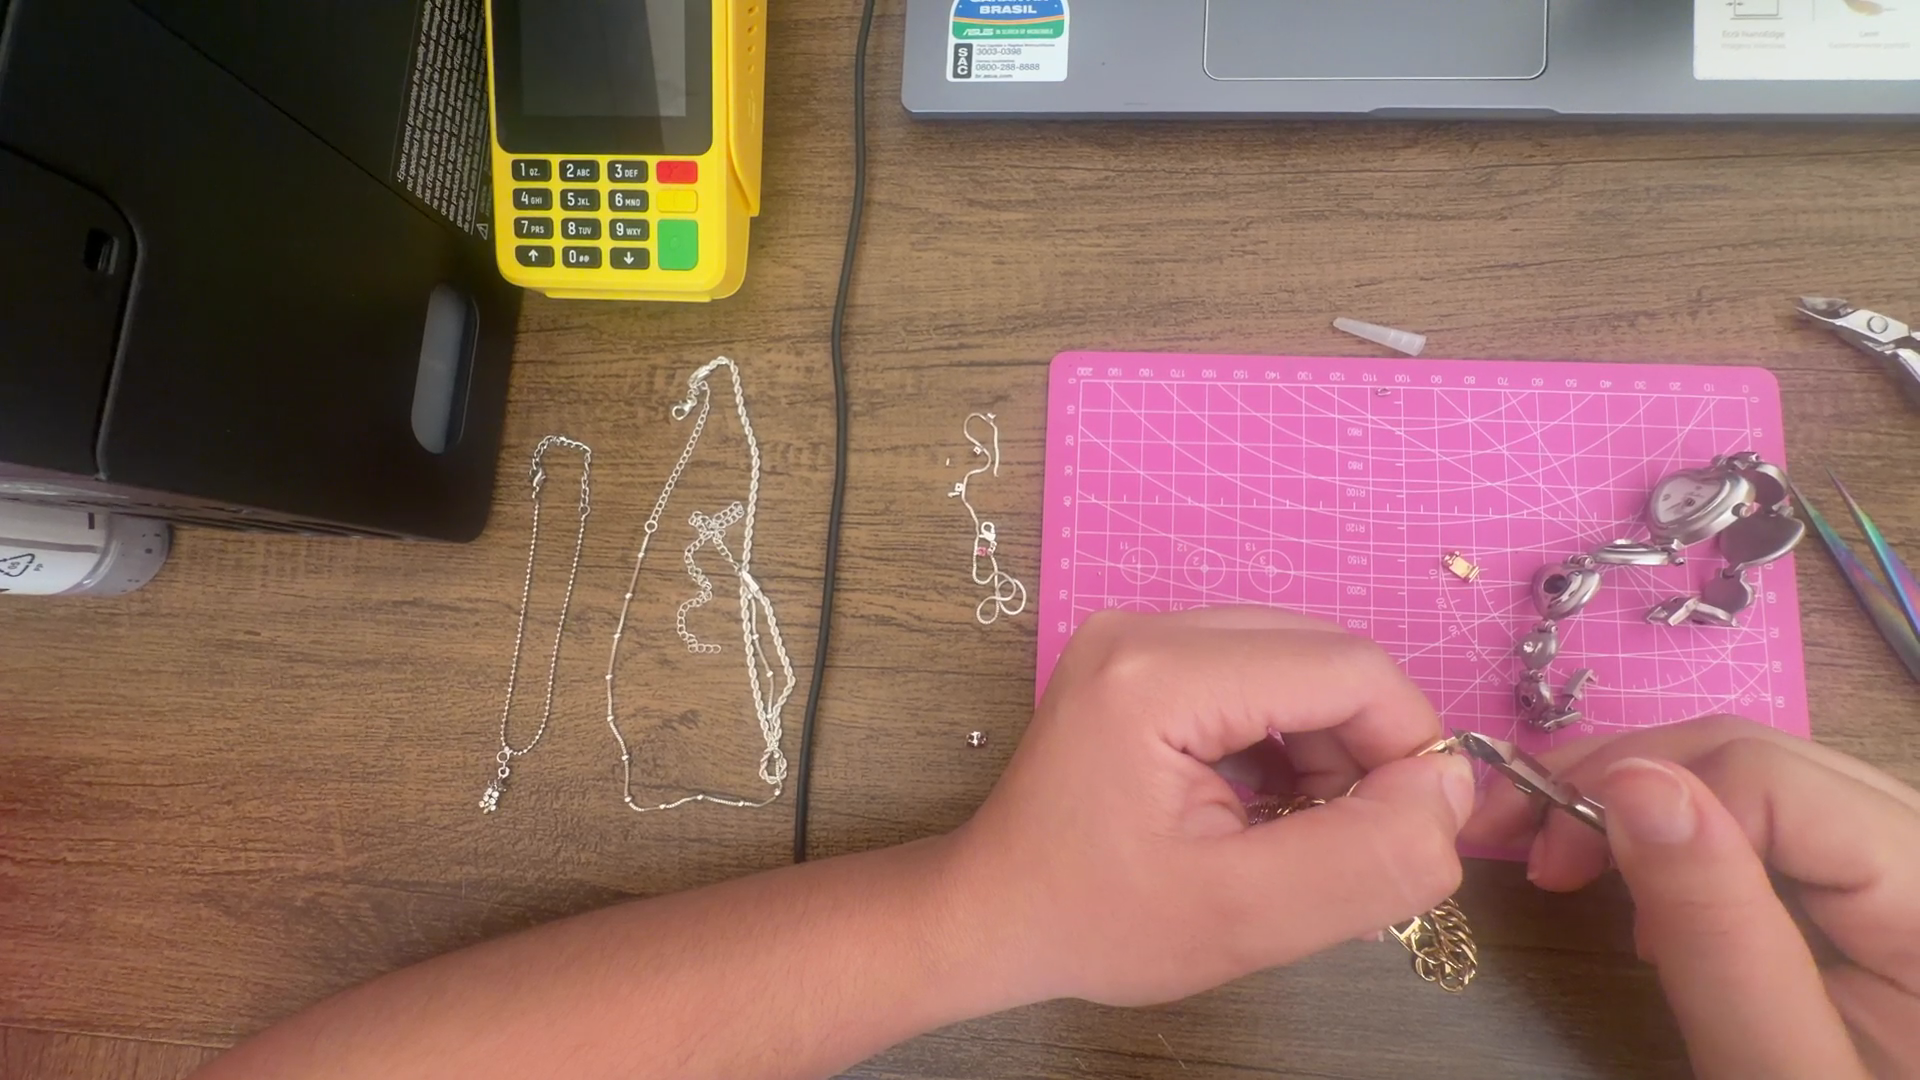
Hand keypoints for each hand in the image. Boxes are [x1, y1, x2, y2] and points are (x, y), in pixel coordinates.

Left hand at [942, 607, 1475, 1007]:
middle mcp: (1141, 628)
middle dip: (1364, 743)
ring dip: (1324, 739)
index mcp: (1156, 674)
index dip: (1410, 744)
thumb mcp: (1245, 915)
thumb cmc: (1099, 921)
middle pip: (1316, 653)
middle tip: (1350, 836)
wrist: (998, 907)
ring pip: (1288, 658)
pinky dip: (1281, 729)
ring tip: (1298, 826)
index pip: (1343, 667)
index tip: (1415, 831)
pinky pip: (1246, 668)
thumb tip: (1450, 787)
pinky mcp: (1134, 655)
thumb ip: (1369, 856)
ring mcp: (1131, 635)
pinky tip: (1263, 795)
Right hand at [1465, 716, 1919, 1078]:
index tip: (1547, 864)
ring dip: (1627, 794)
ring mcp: (1910, 861)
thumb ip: (1715, 924)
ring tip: (1565, 854)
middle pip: (1749, 753)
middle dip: (1612, 780)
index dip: (1636, 795)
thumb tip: (1631, 777)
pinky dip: (1667, 820)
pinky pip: (1754, 802)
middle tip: (1528, 841)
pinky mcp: (1873, 874)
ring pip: (1742, 766)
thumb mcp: (1774, 1064)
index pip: (1768, 777)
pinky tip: (1638, 873)